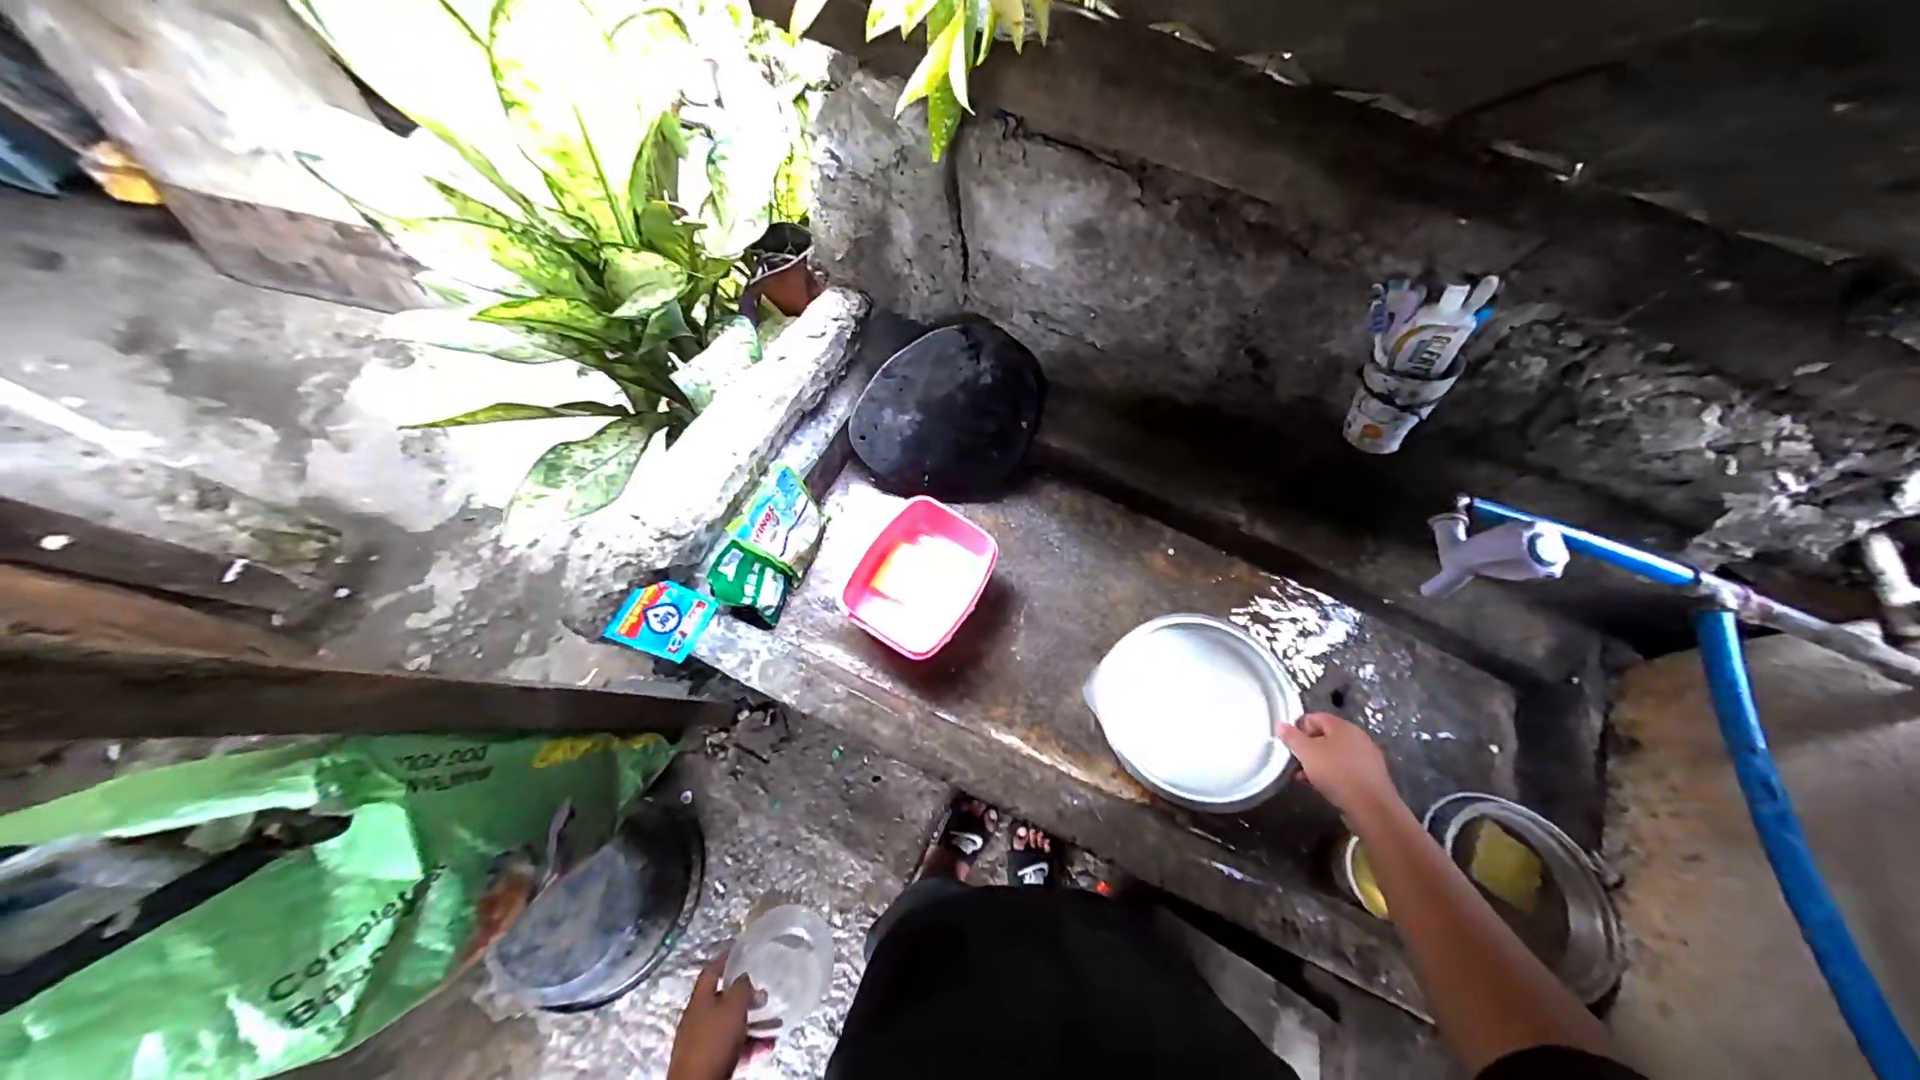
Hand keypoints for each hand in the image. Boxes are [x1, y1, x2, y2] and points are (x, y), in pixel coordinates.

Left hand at [667, 958, 756, 1079]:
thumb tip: (746, 978)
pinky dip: (752, 1045)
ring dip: (754, 1024)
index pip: (711, 972)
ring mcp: (704, 1044)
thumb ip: (742, 988)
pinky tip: (768, 1045)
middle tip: (765, 995)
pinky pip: (736, 1049)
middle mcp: (698, 1020)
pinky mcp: (712, 1064)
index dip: (726, 959)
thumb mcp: (732, 1007)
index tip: (742, 952)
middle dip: (746, 998)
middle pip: (724, 1001)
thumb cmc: (714, 1041)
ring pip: (732, 1027)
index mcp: (699, 1001)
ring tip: (775, 1023)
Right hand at [1279, 712, 1401, 821]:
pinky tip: (1320, 785)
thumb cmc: (1336, 773)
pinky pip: (1345, 768)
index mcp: (1343, 727)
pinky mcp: (1370, 776)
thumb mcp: (1307, 753)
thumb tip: (1281, 724)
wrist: (1372, 808)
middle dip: (1306, 748)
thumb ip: (1292, 737)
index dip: (1298, 728)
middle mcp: (1357, 737)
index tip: (1288, 743)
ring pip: (1334, 754)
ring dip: (1316, 762)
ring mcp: (1366, 757)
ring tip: (1303, 776)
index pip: (1314, 717)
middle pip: (1324, 736)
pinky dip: (1331, 773)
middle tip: (1295, 761)